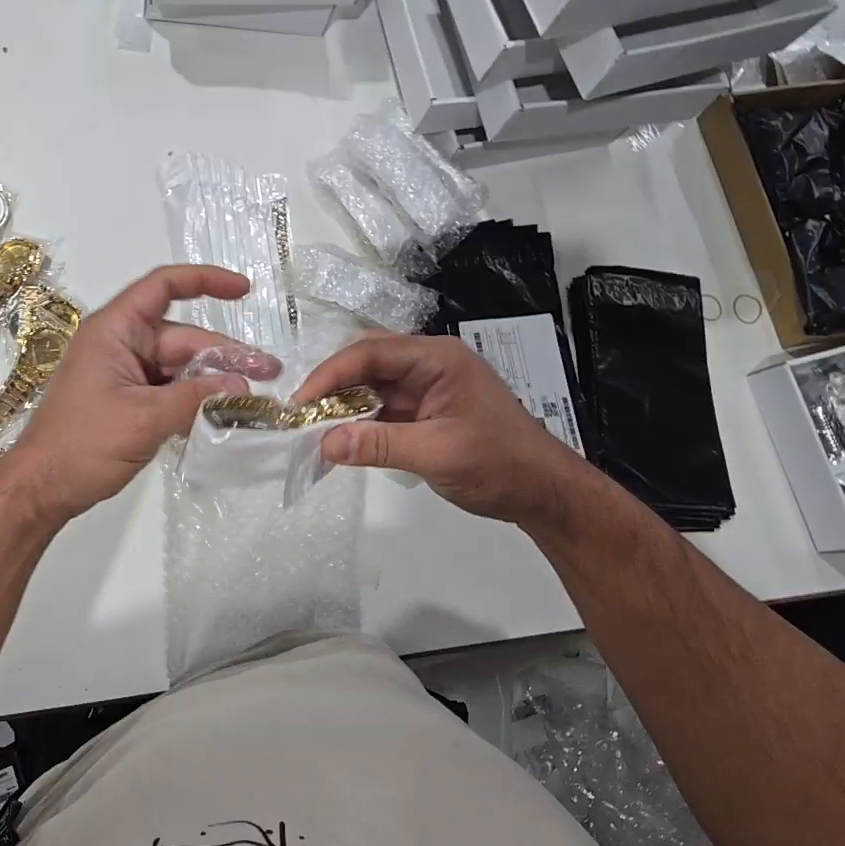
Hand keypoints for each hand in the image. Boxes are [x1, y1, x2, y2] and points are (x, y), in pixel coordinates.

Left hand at [0, 265, 278, 524]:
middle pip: (183, 337)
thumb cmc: (81, 445)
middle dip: (225, 354)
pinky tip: (225, 418)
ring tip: (254, 400)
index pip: (163, 286)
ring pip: (182, 368)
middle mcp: (122, 345)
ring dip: (215, 382)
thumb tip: (242, 386)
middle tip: (271, 373)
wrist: (42, 490)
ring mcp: (126, 375)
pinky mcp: (130, 402)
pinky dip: (197, 402)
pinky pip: (172, 392)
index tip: (245, 290)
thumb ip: (195, 399)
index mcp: (115, 331)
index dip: (205, 281)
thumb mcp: (144, 419)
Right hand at [293, 334, 596, 524]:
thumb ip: (380, 445)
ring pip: (371, 386)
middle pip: (367, 362)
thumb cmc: (500, 465)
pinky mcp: (424, 413)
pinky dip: (358, 423)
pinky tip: (339, 440)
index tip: (300, 405)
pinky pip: (382, 409)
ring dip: (342, 405)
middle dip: (331, 385)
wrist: (544, 492)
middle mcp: (429, 365)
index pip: (371, 353)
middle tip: (301, 415)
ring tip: (311, 429)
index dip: (330, 375)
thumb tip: (324, 444)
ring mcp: (427, 389)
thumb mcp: (439, 454)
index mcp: (437, 359)